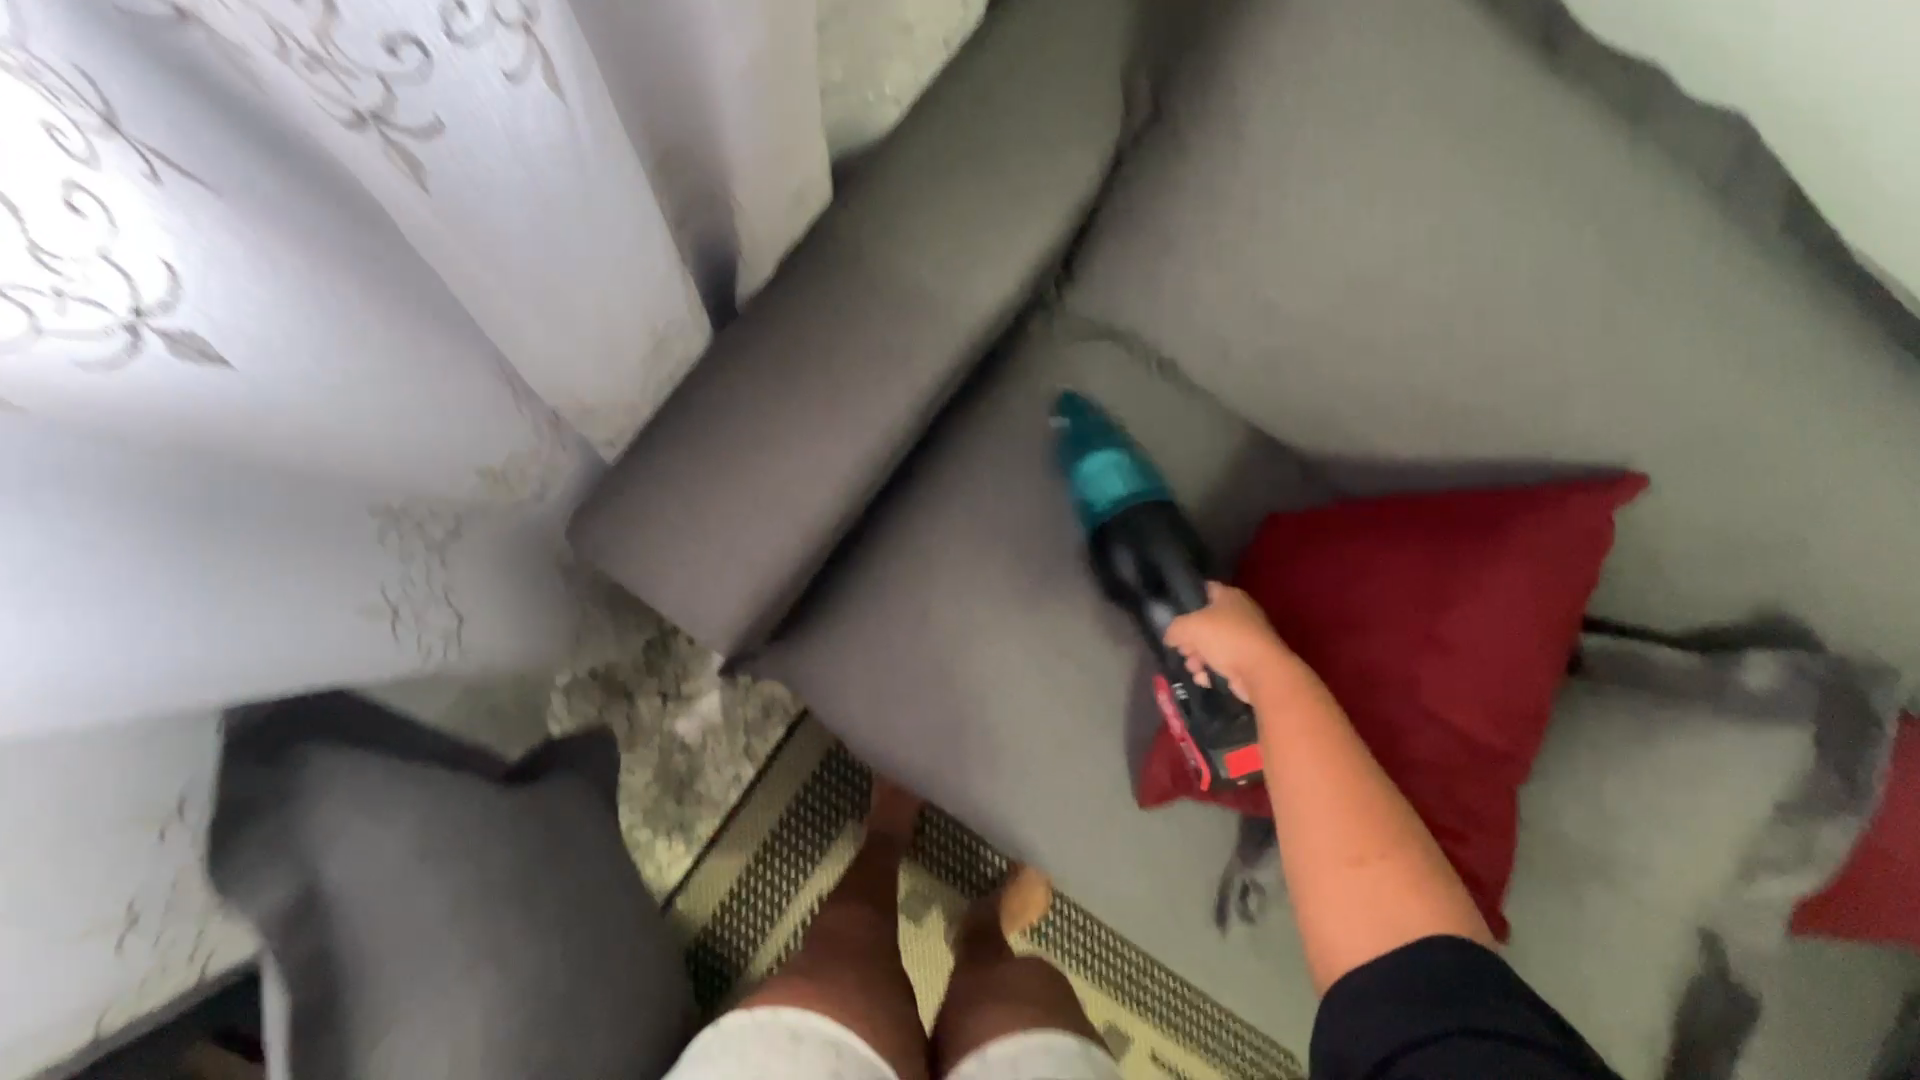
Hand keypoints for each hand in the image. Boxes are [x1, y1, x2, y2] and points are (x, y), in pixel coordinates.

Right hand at [1163, 582, 1298, 702]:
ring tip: (1194, 667)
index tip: (1173, 614)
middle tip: (1182, 648)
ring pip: (1211, 646)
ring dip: (1197, 658)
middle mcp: (1240, 614)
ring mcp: (1245, 638)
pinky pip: (1222, 663)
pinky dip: (1211, 671)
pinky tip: (1205, 678)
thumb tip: (1171, 637)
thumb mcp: (1189, 627)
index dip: (1187, 599)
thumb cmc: (1225, 638)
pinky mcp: (1247, 661)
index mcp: (1229, 596)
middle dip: (1189, 638)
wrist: (1260, 671)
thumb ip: (1174, 629)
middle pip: (1205, 623)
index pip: (1205, 589)